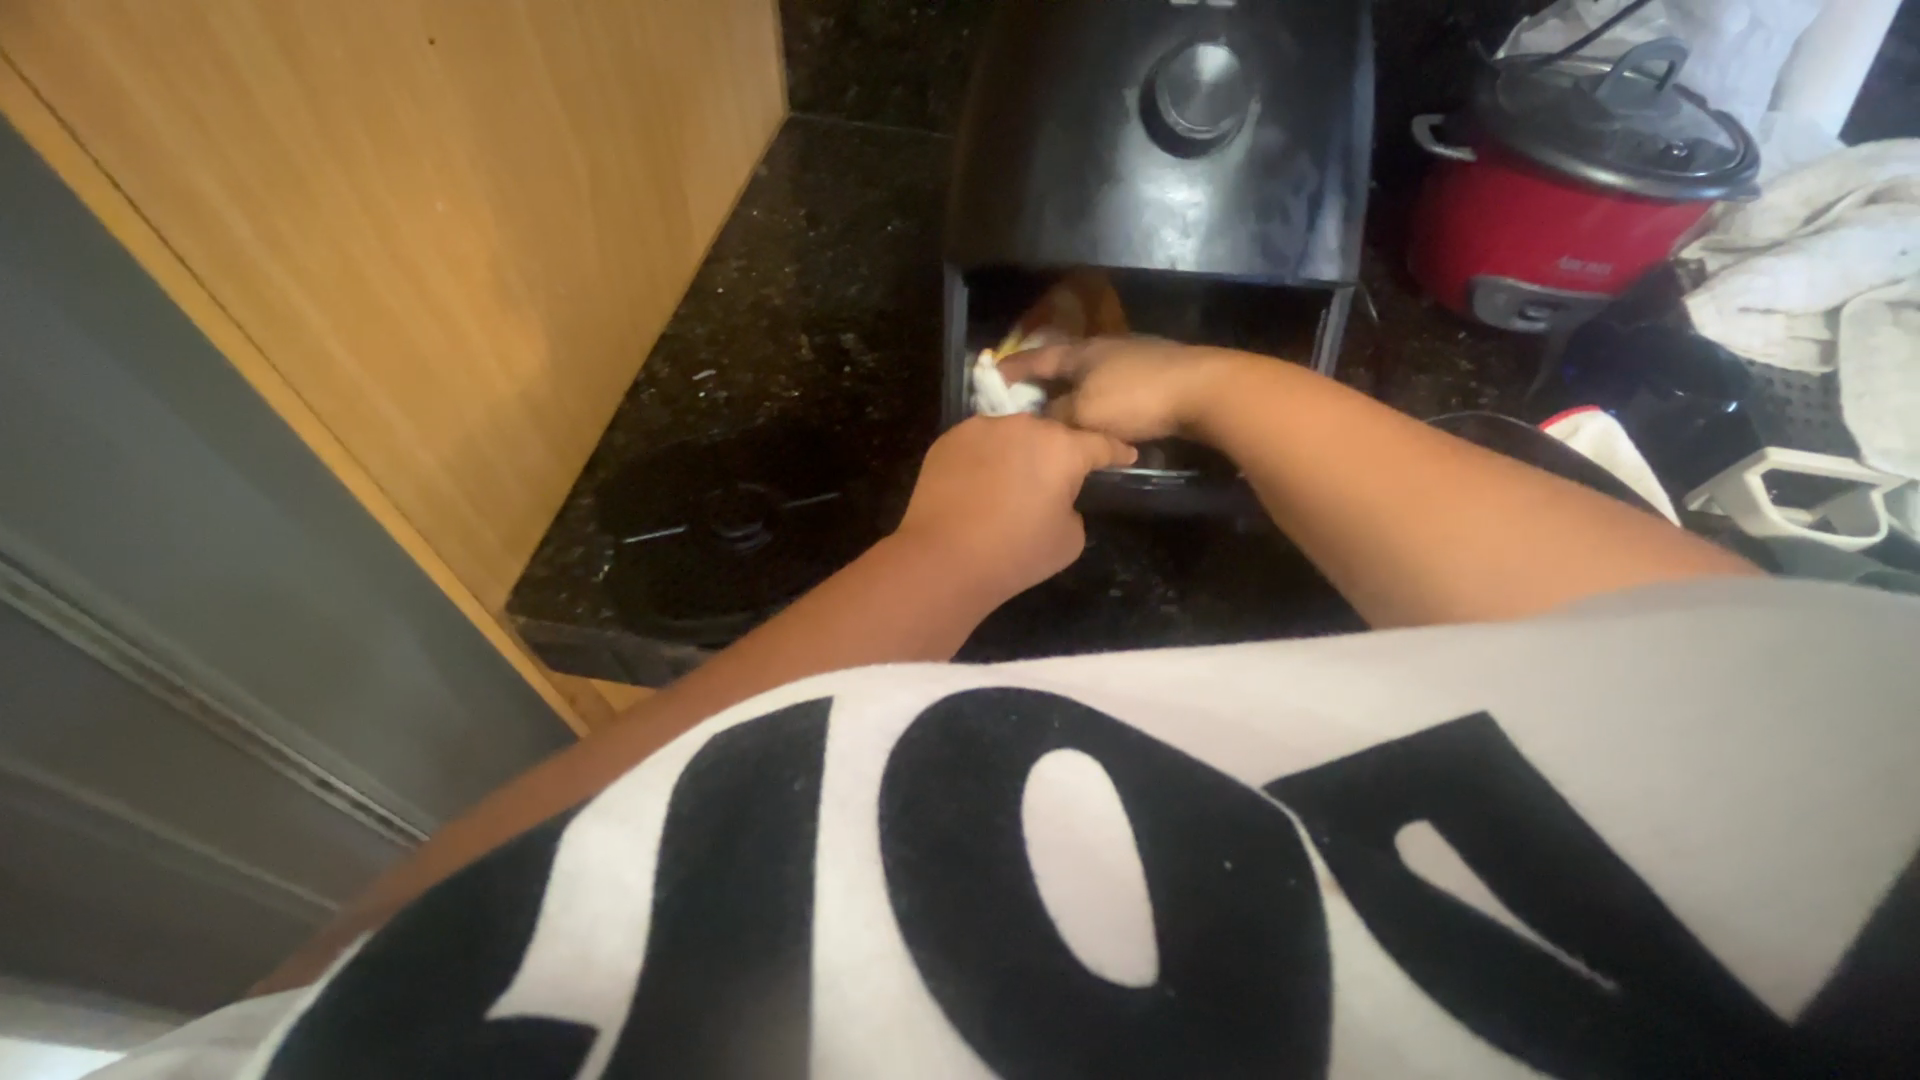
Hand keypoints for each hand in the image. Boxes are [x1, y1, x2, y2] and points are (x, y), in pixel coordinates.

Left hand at [893, 414, 1136, 596]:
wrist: (943, 558)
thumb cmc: (1015, 553)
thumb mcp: (1070, 539)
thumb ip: (1072, 507)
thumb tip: (1054, 496)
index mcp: (1062, 448)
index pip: (1100, 444)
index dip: (1116, 452)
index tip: (1126, 456)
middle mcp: (1023, 426)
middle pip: (1051, 436)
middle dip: (1057, 455)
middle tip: (1053, 482)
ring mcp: (981, 428)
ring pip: (1011, 435)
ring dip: (1017, 453)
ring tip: (1009, 484)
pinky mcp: (948, 439)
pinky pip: (978, 444)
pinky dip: (984, 459)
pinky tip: (977, 485)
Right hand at [998, 338, 1255, 442]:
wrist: (1204, 391)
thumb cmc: (1135, 399)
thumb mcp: (1085, 413)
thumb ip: (1057, 416)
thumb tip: (1042, 418)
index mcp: (1081, 353)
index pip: (1037, 359)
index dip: (1013, 369)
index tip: (991, 376)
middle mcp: (1104, 349)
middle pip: (1065, 364)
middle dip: (1044, 380)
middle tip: (1025, 398)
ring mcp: (1134, 359)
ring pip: (1092, 377)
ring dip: (1074, 394)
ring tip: (1061, 413)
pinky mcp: (1157, 376)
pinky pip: (1115, 390)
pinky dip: (1100, 403)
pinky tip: (1102, 419)